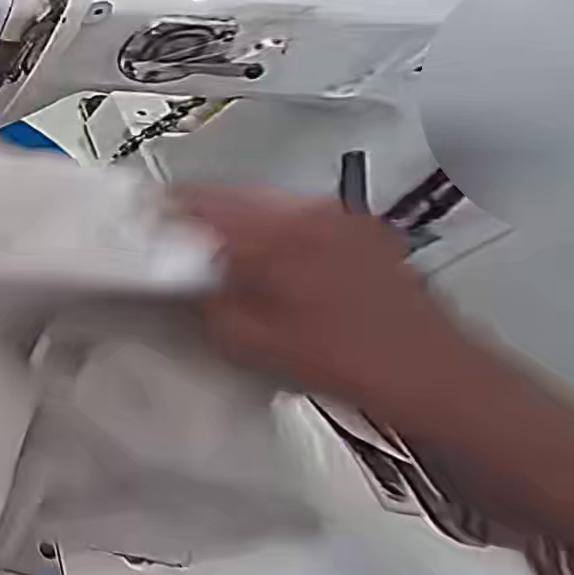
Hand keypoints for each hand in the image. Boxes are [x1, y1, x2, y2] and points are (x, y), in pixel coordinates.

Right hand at [176, 186, 488, 428]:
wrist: (436, 381)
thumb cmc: (343, 361)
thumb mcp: (243, 336)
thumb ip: (197, 295)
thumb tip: (168, 273)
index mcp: (276, 230)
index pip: (194, 201)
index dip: (157, 211)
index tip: (138, 221)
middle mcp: (310, 210)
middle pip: (227, 194)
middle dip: (192, 214)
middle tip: (167, 237)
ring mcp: (341, 216)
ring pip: (260, 201)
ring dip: (229, 220)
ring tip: (209, 250)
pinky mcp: (361, 229)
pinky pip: (293, 214)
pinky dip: (265, 228)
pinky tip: (259, 258)